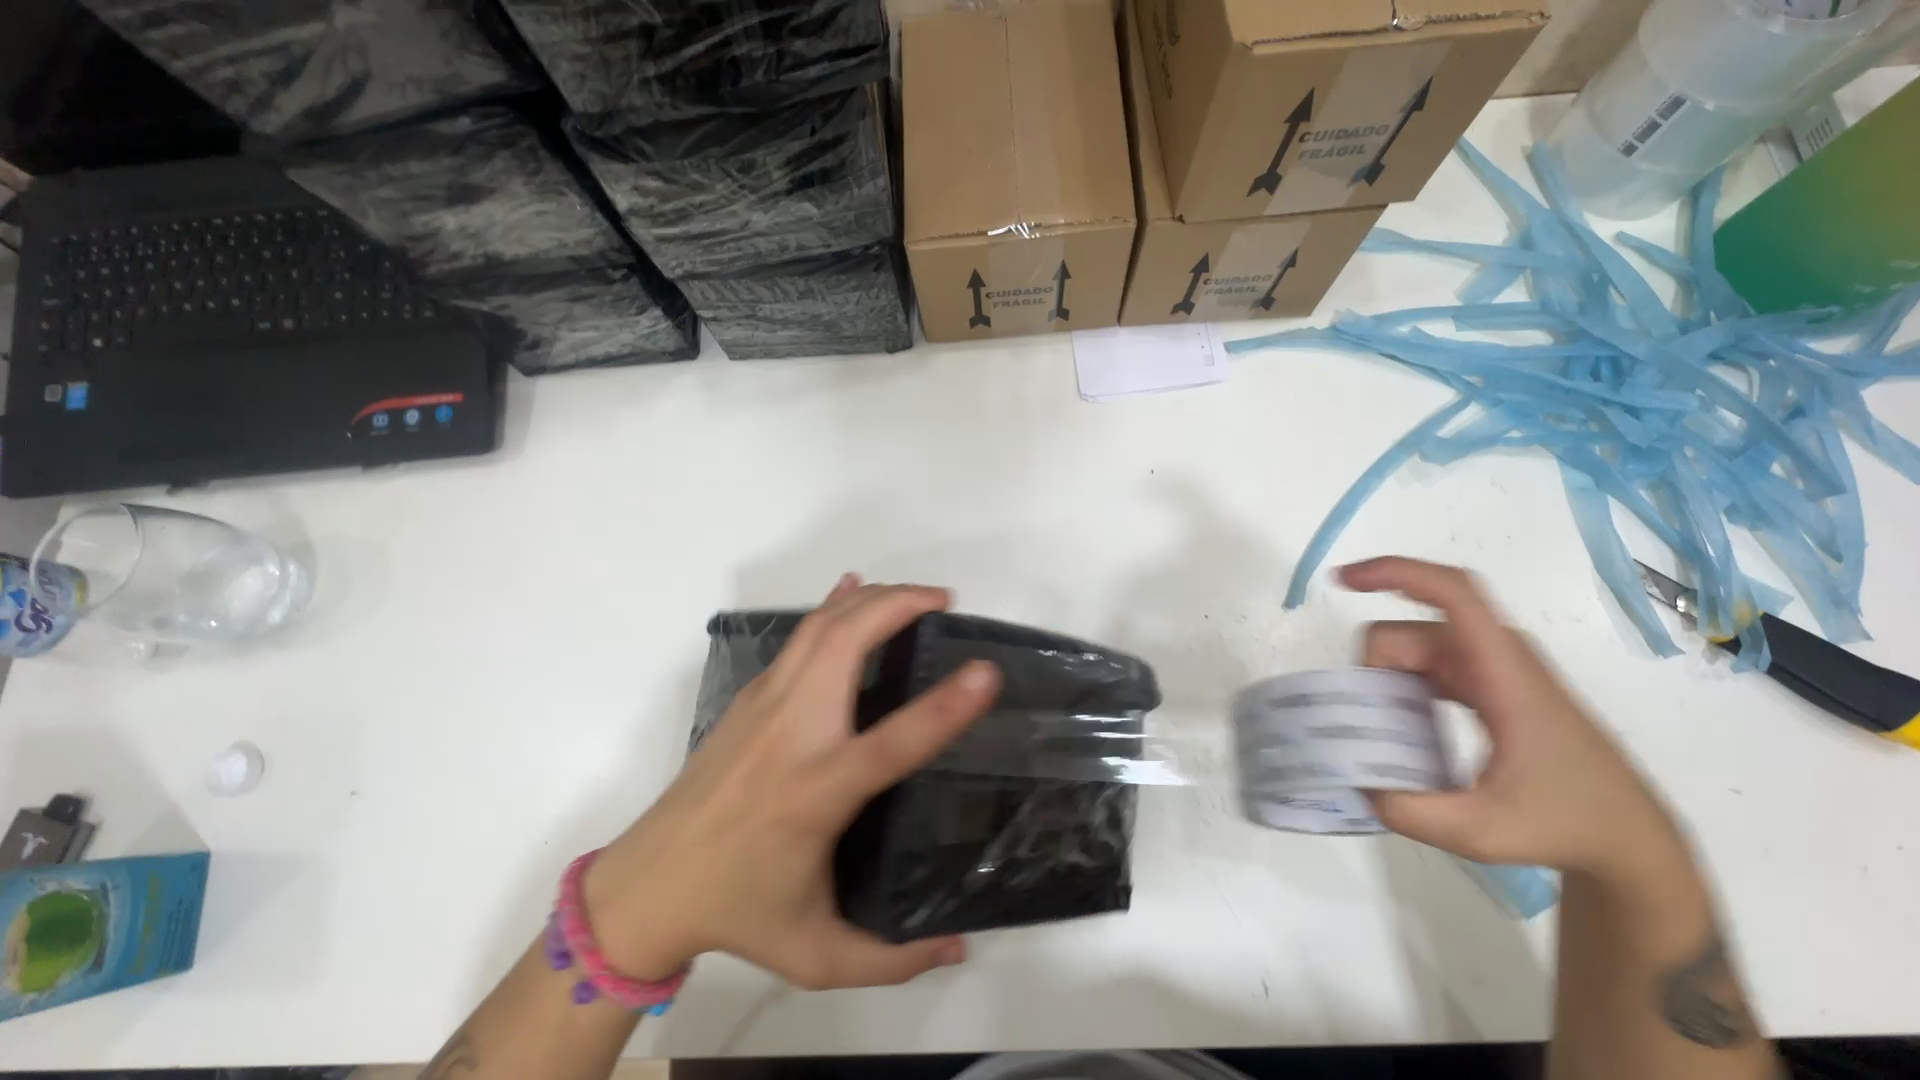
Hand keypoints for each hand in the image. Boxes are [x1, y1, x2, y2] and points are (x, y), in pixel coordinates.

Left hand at [580, 576, 1000, 990]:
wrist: (648, 885)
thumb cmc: (739, 914)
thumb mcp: (816, 956)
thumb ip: (892, 961)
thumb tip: (961, 946)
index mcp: (817, 793)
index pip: (893, 742)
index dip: (945, 706)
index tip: (986, 670)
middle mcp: (793, 736)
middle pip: (847, 645)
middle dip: (899, 606)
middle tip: (947, 601)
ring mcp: (765, 709)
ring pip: (819, 629)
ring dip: (868, 600)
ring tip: (915, 596)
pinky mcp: (748, 701)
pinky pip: (798, 639)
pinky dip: (830, 609)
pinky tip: (849, 593)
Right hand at [1340, 557, 1685, 882]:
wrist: (1628, 837)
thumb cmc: (1565, 825)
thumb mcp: (1479, 833)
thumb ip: (1408, 810)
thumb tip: (1355, 781)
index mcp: (1504, 673)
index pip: (1453, 593)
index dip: (1396, 572)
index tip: (1344, 581)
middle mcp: (1498, 658)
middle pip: (1413, 631)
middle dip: (1373, 666)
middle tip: (1364, 726)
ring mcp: (1494, 671)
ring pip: (1416, 650)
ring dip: (1385, 682)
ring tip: (1382, 737)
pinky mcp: (1490, 688)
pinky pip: (1428, 669)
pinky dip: (1400, 690)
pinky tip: (1397, 730)